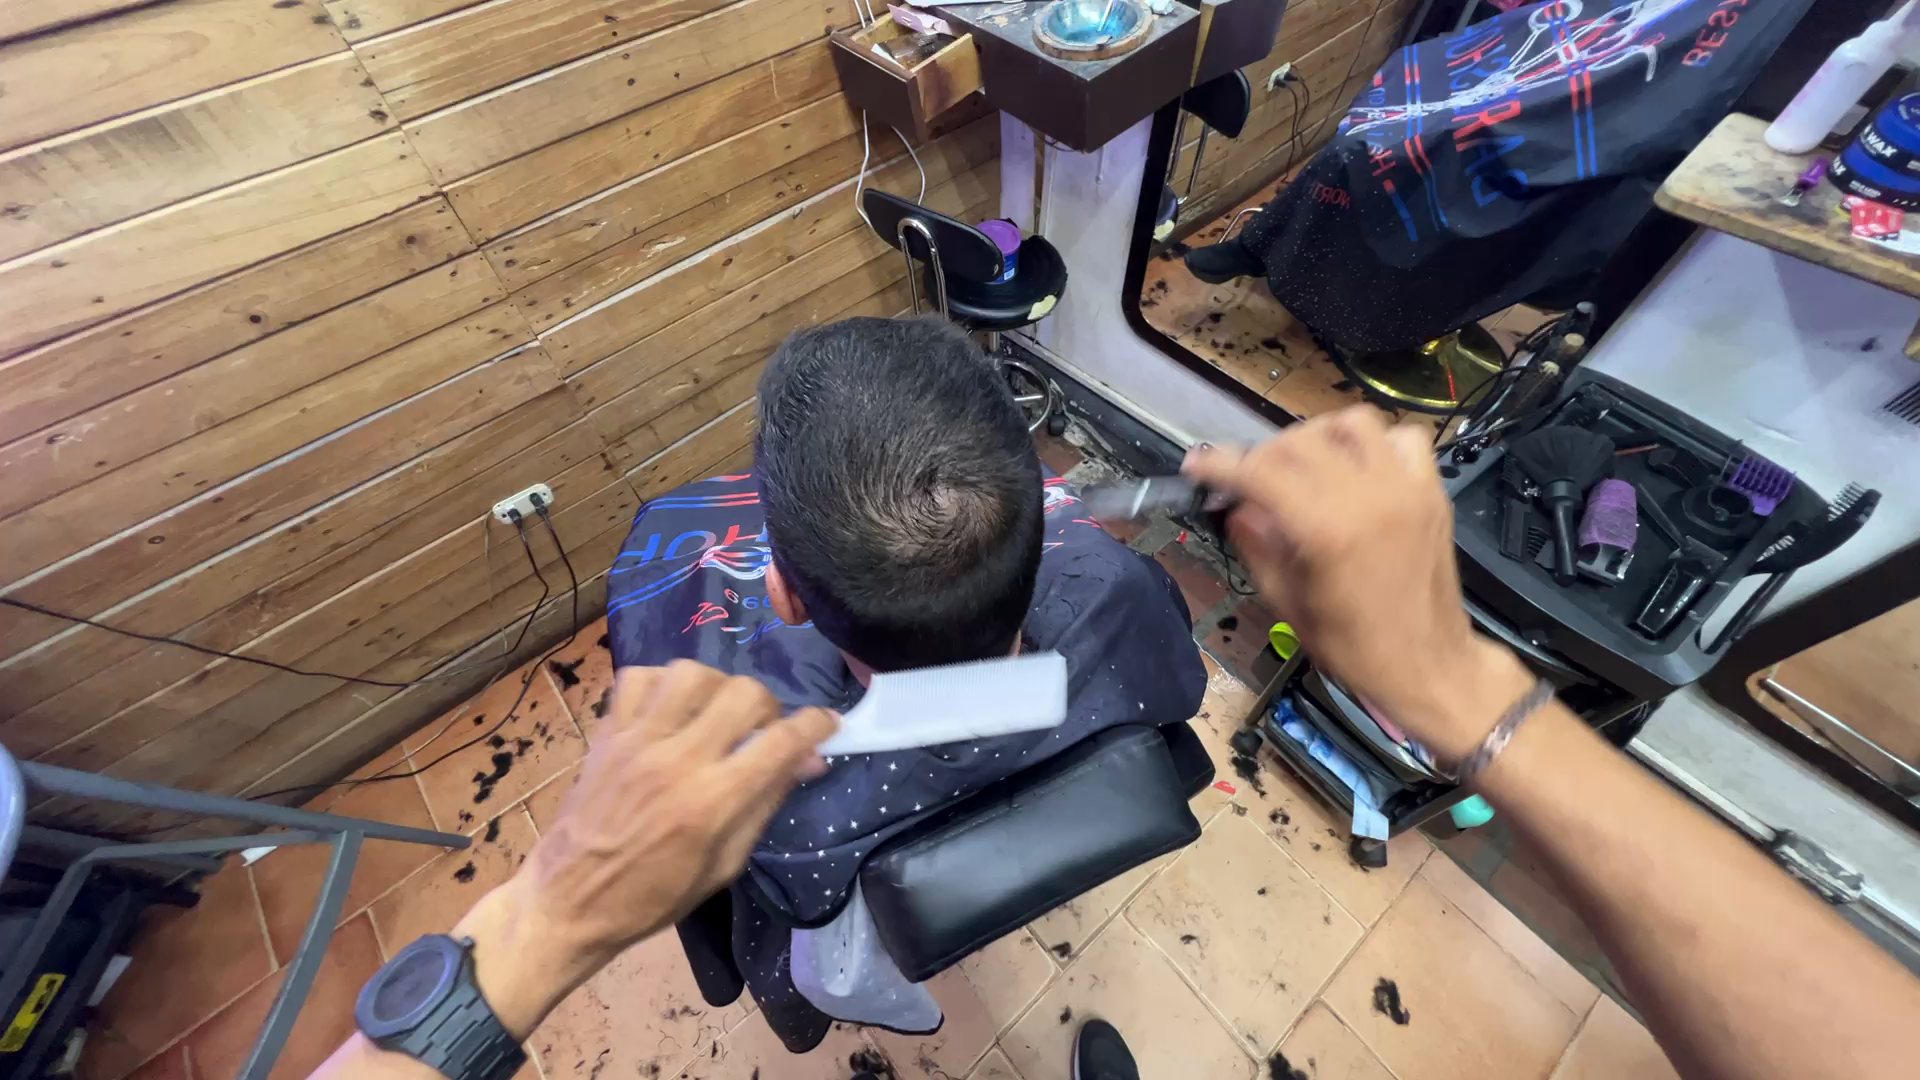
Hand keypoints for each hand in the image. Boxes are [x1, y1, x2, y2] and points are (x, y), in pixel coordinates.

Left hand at [452, 661, 836, 1035]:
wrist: (566, 904)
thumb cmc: (654, 895)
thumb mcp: (726, 864)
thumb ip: (767, 802)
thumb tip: (810, 760)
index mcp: (712, 803)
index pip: (782, 741)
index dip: (817, 724)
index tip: (827, 723)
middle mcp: (677, 761)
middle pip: (744, 694)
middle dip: (769, 706)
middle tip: (762, 730)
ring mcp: (637, 741)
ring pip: (693, 674)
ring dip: (718, 687)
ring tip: (716, 713)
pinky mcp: (607, 732)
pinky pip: (639, 677)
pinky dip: (663, 683)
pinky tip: (672, 708)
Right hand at [1184, 407, 1531, 761]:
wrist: (1428, 666)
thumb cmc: (1350, 645)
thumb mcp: (1284, 601)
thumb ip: (1256, 545)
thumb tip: (1238, 508)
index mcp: (1324, 530)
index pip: (1259, 473)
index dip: (1219, 465)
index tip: (1195, 465)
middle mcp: (1367, 497)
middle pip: (1299, 441)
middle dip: (1261, 453)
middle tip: (1247, 478)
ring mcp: (1406, 489)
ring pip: (1352, 423)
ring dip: (1316, 435)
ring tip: (1301, 462)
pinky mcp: (1431, 492)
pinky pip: (1402, 438)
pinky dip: (1373, 443)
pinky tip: (1355, 468)